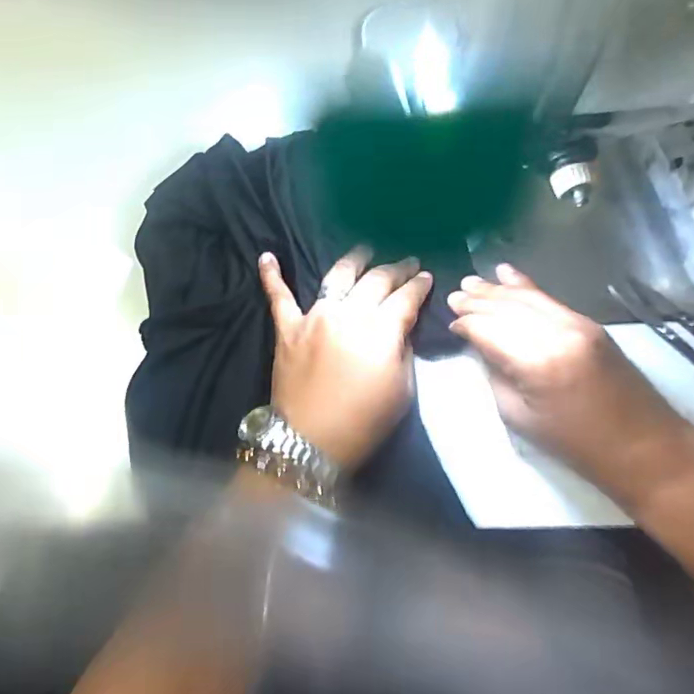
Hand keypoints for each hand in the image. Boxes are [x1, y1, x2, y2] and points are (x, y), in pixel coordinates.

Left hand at [259, 247, 432, 469]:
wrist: (310, 443)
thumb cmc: (365, 421)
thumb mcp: (402, 388)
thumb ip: (403, 350)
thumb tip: (399, 329)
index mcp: (380, 329)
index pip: (406, 297)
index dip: (419, 285)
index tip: (426, 277)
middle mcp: (348, 313)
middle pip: (376, 280)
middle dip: (396, 269)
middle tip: (407, 262)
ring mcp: (314, 316)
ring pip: (336, 276)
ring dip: (353, 260)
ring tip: (364, 250)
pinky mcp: (287, 328)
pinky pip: (278, 297)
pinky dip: (271, 275)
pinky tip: (267, 257)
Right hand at [447, 265, 693, 505]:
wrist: (643, 446)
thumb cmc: (578, 445)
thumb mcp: (522, 418)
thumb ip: (498, 376)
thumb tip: (483, 347)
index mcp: (537, 362)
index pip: (490, 330)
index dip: (467, 324)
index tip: (450, 322)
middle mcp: (557, 333)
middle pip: (508, 308)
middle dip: (479, 301)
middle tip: (455, 295)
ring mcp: (578, 324)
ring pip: (529, 298)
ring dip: (499, 290)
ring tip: (472, 282)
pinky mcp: (590, 324)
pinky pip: (551, 299)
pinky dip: (527, 286)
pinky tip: (508, 274)